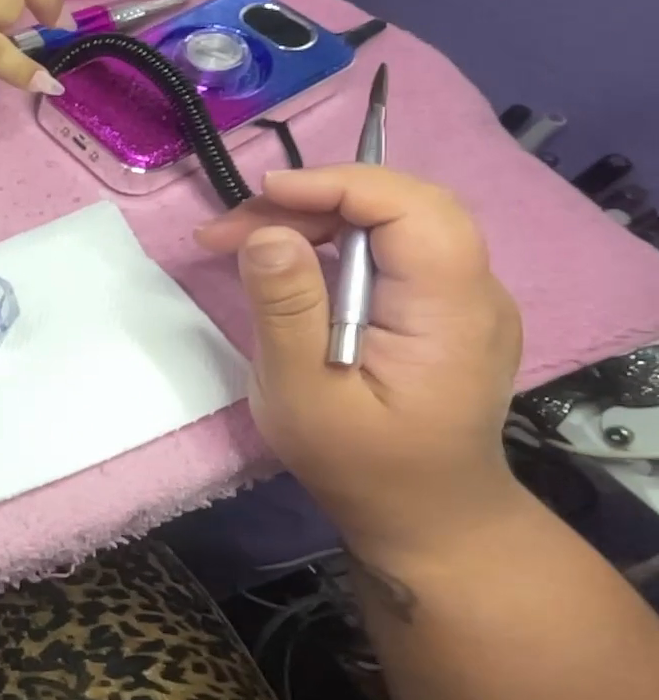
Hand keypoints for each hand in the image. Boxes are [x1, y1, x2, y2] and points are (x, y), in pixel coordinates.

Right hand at [194, 167, 523, 552]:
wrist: (423, 513)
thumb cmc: (358, 462)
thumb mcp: (301, 393)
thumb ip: (285, 310)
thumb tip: (266, 234)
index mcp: (449, 312)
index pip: (413, 210)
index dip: (336, 186)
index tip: (260, 195)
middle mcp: (470, 292)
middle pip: (400, 206)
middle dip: (310, 199)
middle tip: (229, 229)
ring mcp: (458, 298)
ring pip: (389, 221)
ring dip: (309, 218)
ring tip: (234, 242)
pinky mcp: (434, 306)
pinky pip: (385, 248)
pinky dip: (325, 241)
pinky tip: (278, 261)